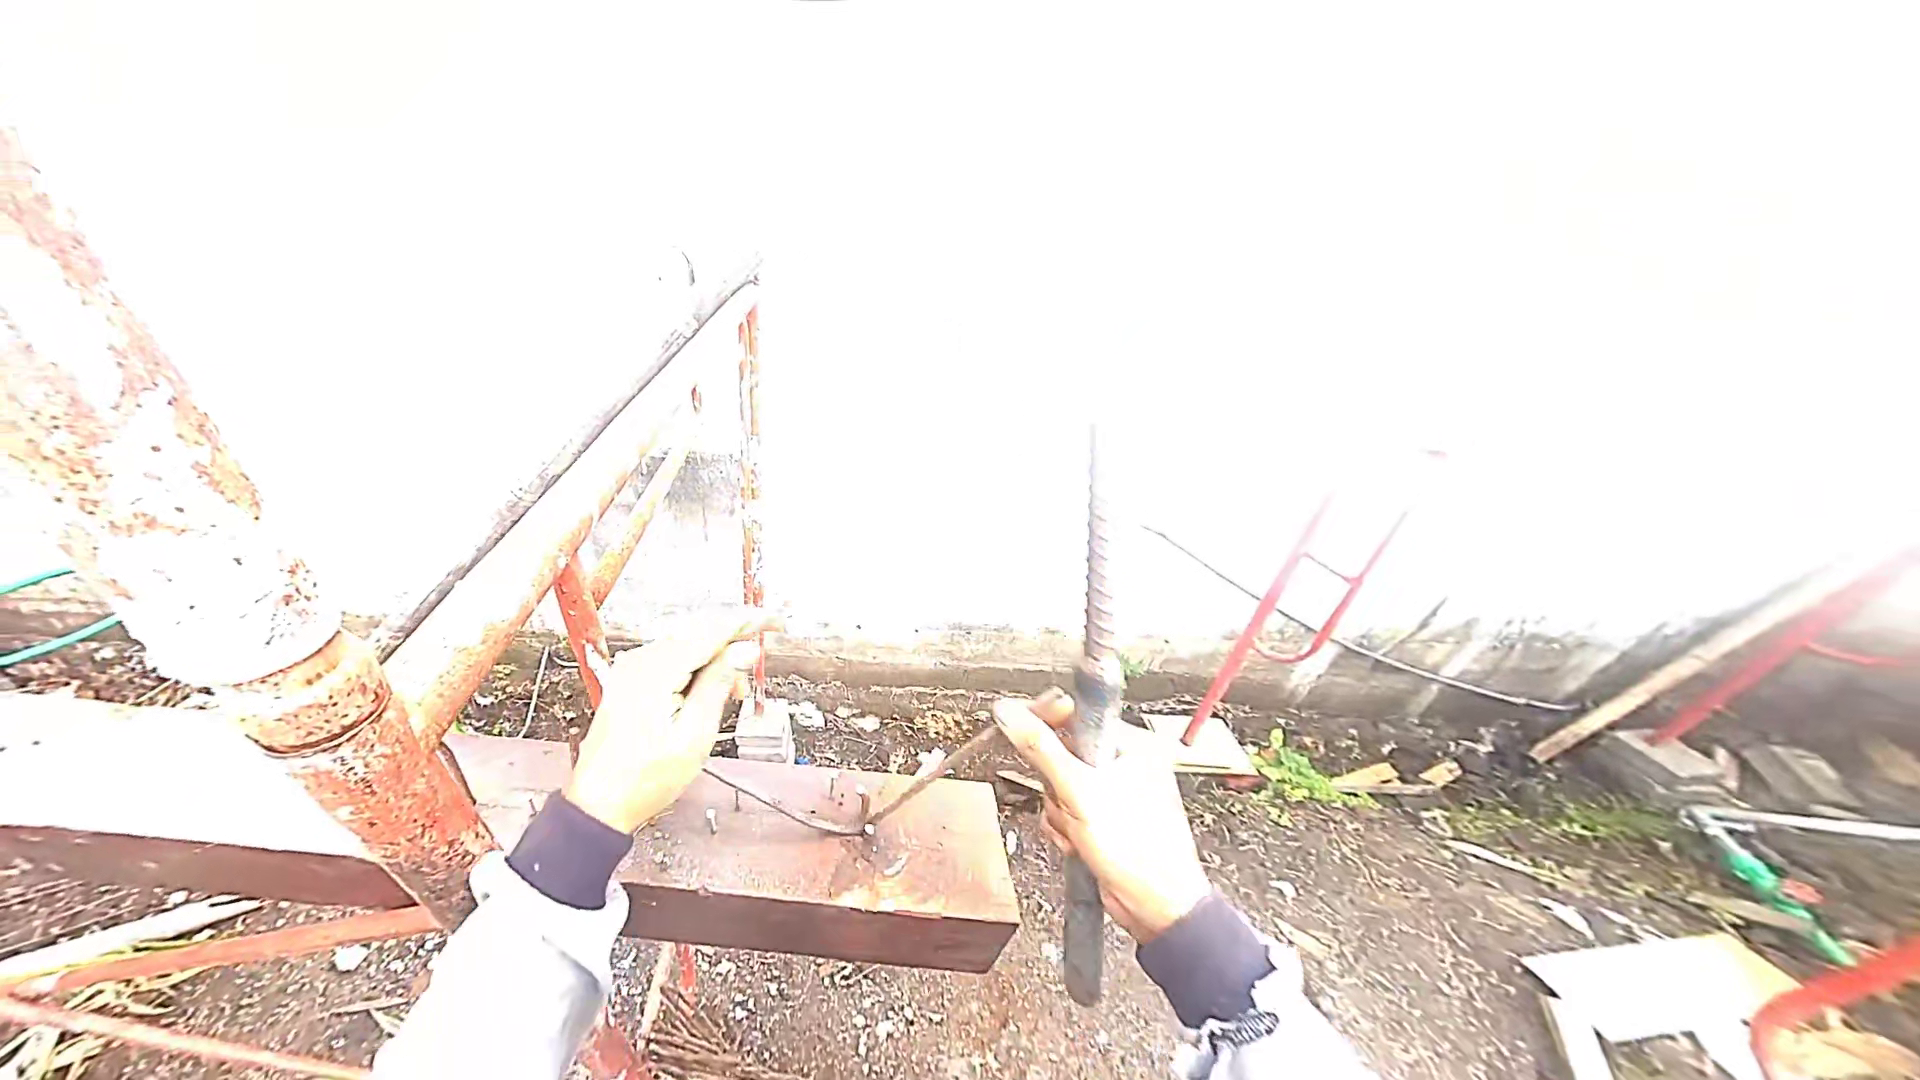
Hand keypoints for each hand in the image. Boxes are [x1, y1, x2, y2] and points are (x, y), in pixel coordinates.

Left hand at [564, 610, 776, 832]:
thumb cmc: (645, 778)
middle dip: (736, 643)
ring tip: (735, 691)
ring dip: (718, 660)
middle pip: (701, 633)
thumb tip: (744, 649)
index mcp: (656, 671)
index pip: (712, 630)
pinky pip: (674, 659)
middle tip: (761, 659)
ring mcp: (633, 669)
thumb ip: (719, 682)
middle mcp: (640, 662)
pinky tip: (710, 691)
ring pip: (690, 646)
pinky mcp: (631, 680)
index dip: (749, 622)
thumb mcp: (696, 732)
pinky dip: (699, 668)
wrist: (601, 804)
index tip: (775, 621)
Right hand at [993, 693, 1212, 941]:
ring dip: (1059, 812)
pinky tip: (1080, 843)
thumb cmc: (1140, 850)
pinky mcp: (1098, 816)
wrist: (1158, 909)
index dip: (1044, 720)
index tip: (1023, 730)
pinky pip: (1061, 809)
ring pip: (1055, 785)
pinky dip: (1063, 828)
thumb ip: (1042, 748)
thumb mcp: (1081, 791)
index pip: (1072, 712)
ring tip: (1082, 829)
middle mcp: (1117, 762)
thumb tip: (1010, 712)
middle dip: (1055, 784)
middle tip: (1070, 800)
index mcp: (1125, 742)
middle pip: (1058, 752)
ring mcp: (1107, 790)